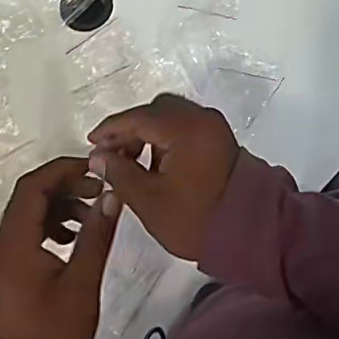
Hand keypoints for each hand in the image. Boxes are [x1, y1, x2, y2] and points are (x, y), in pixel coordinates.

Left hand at [0, 157, 118, 338]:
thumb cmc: (55, 333)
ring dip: (62, 203)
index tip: (97, 169)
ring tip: (95, 210)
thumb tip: (112, 193)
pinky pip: (30, 233)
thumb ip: (97, 232)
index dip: (64, 170)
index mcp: (15, 246)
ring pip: (30, 214)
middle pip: (29, 197)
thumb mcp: (83, 280)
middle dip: (66, 184)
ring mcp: (4, 262)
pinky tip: (78, 235)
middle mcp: (2, 248)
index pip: (32, 188)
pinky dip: (54, 223)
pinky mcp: (11, 274)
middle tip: (101, 188)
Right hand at [88, 94, 240, 261]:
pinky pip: (187, 127)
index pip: (141, 116)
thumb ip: (119, 172)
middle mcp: (204, 119)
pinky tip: (153, 163)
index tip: (92, 142)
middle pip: (158, 110)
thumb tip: (99, 156)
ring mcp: (215, 127)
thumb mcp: (148, 198)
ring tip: (129, 162)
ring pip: (173, 117)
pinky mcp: (220, 139)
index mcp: (187, 128)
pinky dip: (167, 137)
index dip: (112, 128)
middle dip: (131, 128)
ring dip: (149, 133)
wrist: (245, 228)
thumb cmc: (195, 217)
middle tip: (110, 153)